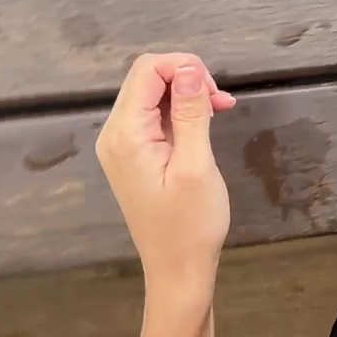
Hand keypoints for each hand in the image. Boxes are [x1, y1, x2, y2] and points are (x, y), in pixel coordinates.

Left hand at [97, 53, 237, 301]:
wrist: (178, 269)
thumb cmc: (190, 223)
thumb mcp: (196, 164)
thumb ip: (190, 112)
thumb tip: (189, 68)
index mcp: (125, 135)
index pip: (147, 70)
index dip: (184, 67)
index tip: (214, 92)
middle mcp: (115, 134)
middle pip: (147, 77)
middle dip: (187, 77)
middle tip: (219, 102)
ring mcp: (123, 144)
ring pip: (153, 93)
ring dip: (188, 92)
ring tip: (220, 109)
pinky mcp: (136, 153)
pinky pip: (155, 113)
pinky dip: (182, 109)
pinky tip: (208, 119)